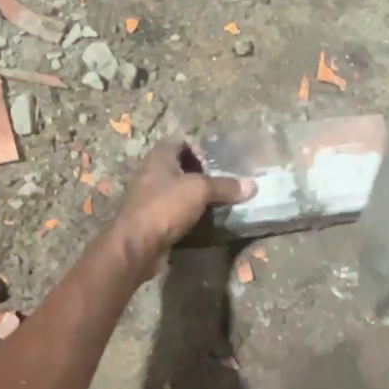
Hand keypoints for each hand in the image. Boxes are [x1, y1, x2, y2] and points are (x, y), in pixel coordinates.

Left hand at [105, 140, 253, 278]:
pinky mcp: (152, 221)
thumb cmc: (165, 206)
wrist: (136, 245)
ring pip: (177, 191)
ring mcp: (149, 199)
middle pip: (179, 167)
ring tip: (219, 201)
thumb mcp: (200, 190)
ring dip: (195, 196)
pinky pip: (175, 212)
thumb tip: (252, 185)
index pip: (179, 143)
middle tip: (223, 181)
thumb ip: (225, 186)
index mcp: (159, 159)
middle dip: (200, 173)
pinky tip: (205, 220)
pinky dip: (189, 215)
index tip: (217, 160)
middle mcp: (151, 175)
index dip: (197, 148)